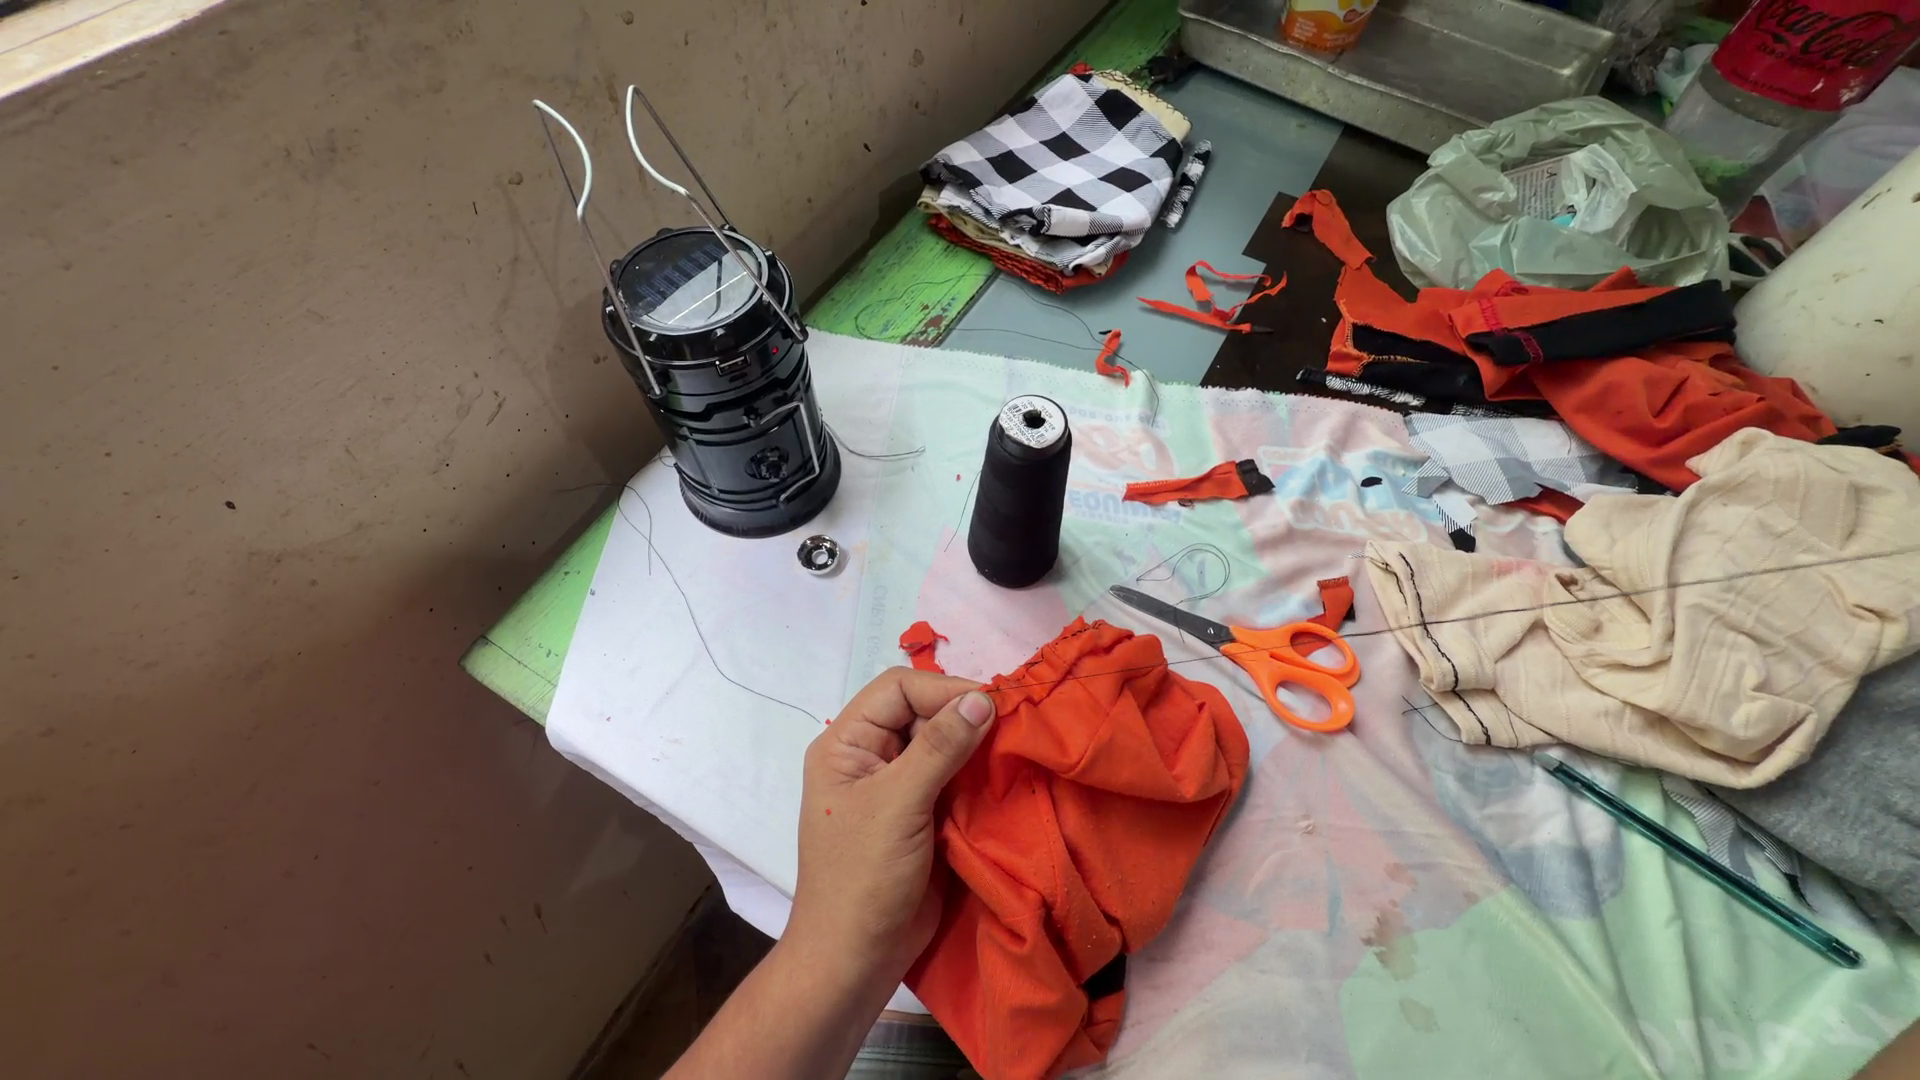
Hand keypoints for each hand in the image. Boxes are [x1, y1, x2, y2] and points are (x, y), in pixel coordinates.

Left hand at [787, 667, 995, 988]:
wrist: (856, 960)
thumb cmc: (863, 877)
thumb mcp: (899, 804)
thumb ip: (940, 748)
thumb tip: (981, 698)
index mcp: (846, 743)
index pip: (897, 690)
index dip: (942, 690)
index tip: (989, 706)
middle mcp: (868, 756)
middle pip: (920, 711)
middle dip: (961, 715)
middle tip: (1007, 726)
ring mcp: (895, 786)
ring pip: (940, 743)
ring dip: (973, 745)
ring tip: (1010, 747)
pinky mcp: (920, 813)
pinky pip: (952, 777)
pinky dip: (976, 774)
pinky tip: (1001, 776)